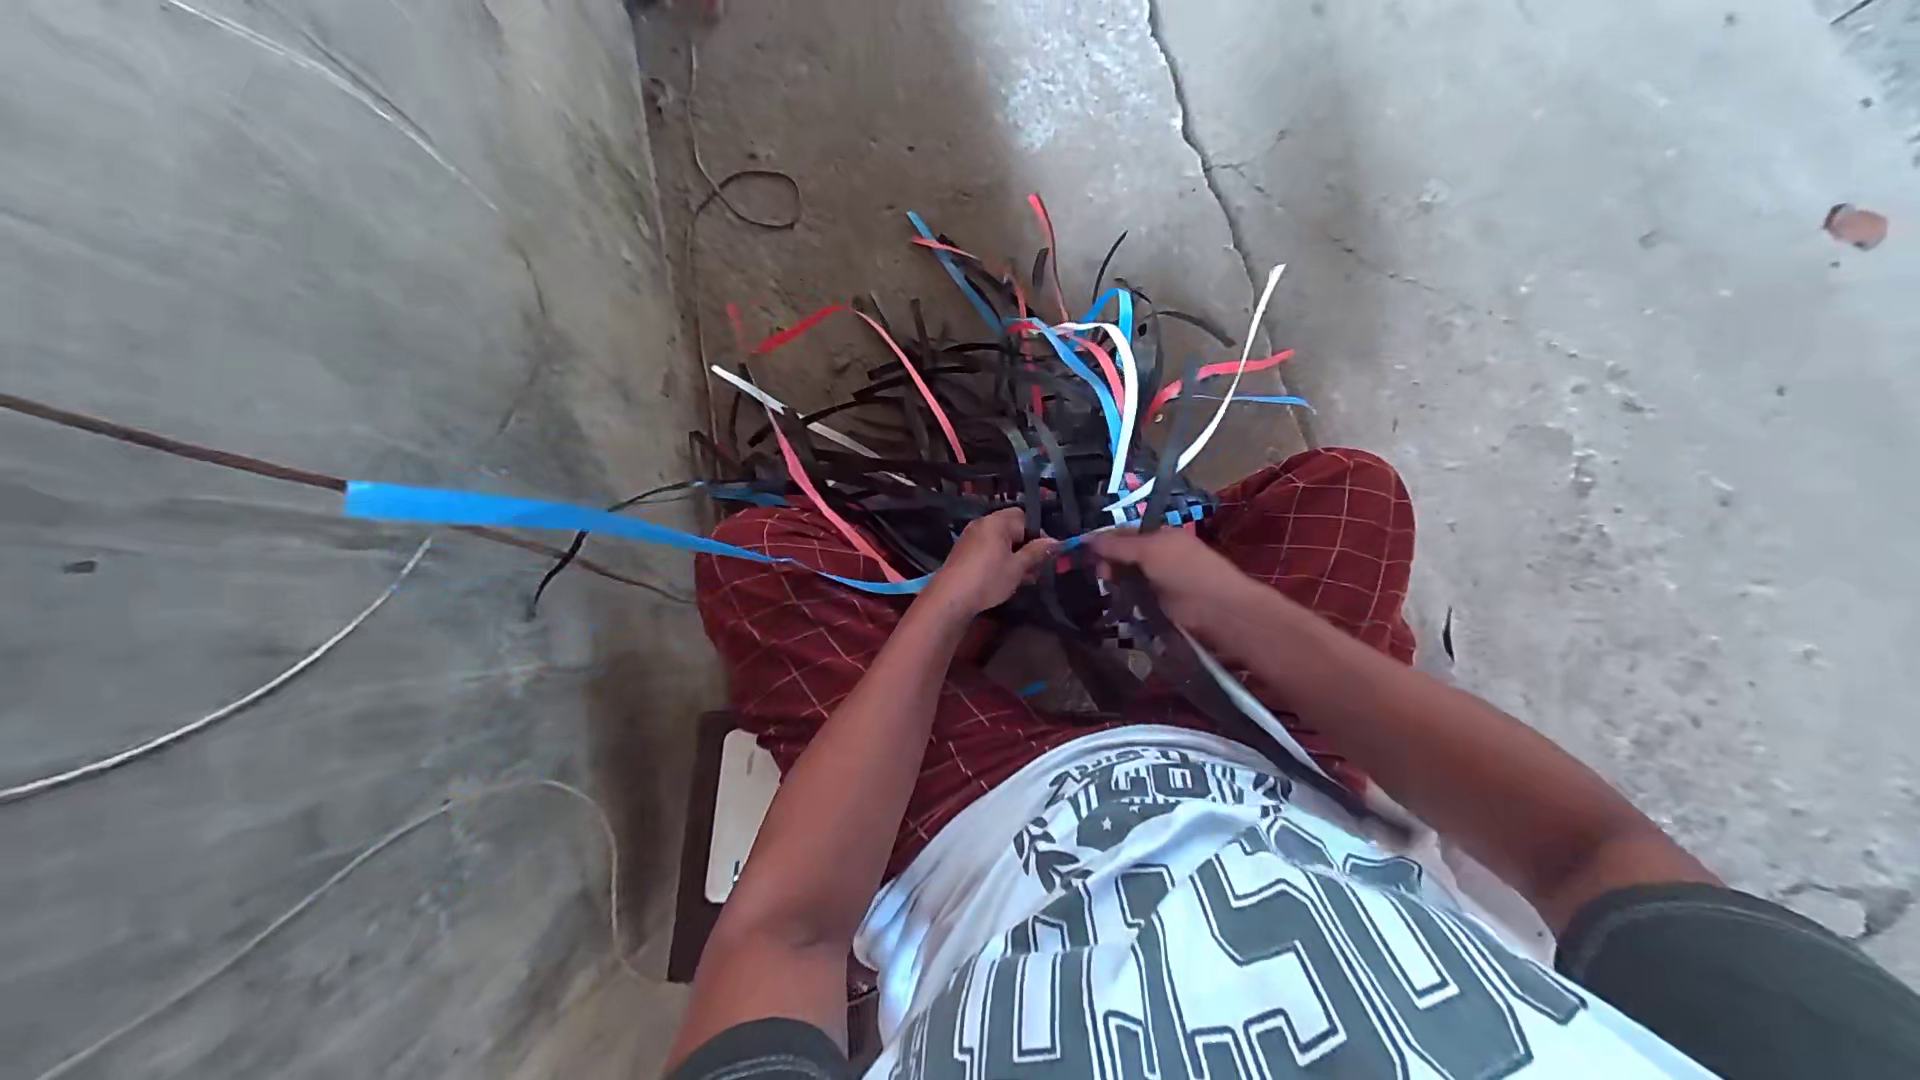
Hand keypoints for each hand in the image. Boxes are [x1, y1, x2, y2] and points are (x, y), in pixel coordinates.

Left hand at [921, 508, 1058, 616]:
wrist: (950, 597)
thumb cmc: (988, 579)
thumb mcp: (1017, 567)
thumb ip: (1036, 552)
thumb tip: (1056, 542)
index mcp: (996, 522)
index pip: (1024, 517)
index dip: (1037, 535)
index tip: (1043, 555)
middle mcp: (982, 524)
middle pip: (1011, 528)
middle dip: (1025, 546)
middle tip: (1035, 568)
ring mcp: (970, 537)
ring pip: (1000, 541)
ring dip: (1013, 555)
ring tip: (1023, 577)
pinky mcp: (963, 551)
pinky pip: (987, 549)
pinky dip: (998, 558)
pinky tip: (1004, 577)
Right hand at [1086, 525, 1267, 640]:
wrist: (1217, 609)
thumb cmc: (1185, 571)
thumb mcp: (1148, 551)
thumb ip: (1116, 546)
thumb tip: (1086, 539)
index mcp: (1160, 535)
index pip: (1124, 533)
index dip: (1104, 540)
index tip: (1083, 552)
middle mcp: (1159, 554)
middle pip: (1123, 555)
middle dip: (1108, 562)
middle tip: (1101, 574)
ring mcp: (1159, 579)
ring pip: (1127, 576)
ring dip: (1116, 581)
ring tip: (1110, 588)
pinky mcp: (1159, 602)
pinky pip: (1135, 596)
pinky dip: (1126, 598)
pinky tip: (1120, 601)